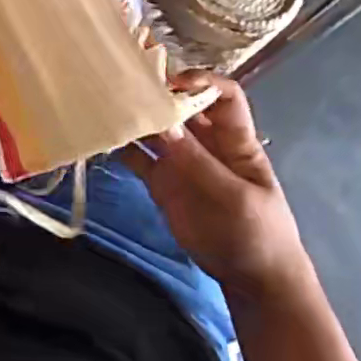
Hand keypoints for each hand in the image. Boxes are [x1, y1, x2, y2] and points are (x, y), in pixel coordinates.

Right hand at [122, 72, 317, 311]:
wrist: (252, 279)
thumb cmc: (258, 234)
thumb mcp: (235, 197)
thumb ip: (198, 162)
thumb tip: (164, 123)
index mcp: (234, 139)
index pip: (222, 95)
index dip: (201, 81)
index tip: (171, 83)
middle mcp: (204, 142)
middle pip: (180, 106)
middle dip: (158, 92)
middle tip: (125, 84)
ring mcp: (180, 162)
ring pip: (155, 128)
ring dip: (134, 117)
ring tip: (107, 106)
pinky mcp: (160, 182)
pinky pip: (138, 157)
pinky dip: (121, 146)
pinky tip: (102, 138)